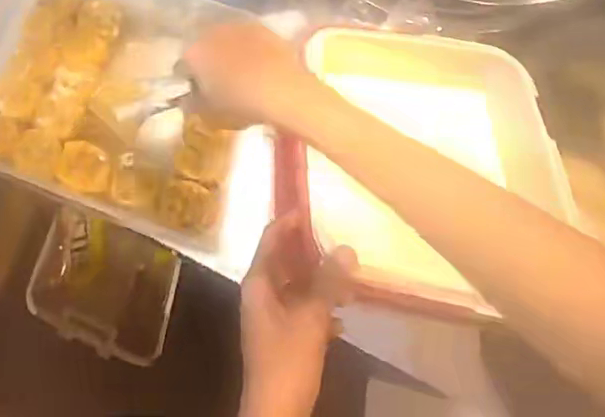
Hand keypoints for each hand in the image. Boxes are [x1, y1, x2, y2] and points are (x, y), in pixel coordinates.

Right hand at [184, 20, 316, 128]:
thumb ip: (194, 104)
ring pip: (226, 39)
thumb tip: (190, 98)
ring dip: (229, 51)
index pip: (182, 65)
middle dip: (208, 61)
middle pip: (203, 46)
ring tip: (242, 72)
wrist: (284, 90)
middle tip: (219, 81)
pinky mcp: (261, 27)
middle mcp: (211, 32)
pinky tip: (261, 65)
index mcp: (193, 53)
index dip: (189, 80)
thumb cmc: (241, 105)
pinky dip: (250, 49)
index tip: (197, 92)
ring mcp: (238, 26)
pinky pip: (249, 39)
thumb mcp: (211, 114)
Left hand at [240, 213, 356, 416]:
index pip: (271, 238)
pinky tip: (341, 320)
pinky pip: (299, 312)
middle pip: (284, 262)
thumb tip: (347, 248)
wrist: (274, 415)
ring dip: (318, 283)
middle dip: (310, 254)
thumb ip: (328, 283)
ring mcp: (268, 318)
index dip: (289, 222)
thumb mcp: (311, 319)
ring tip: (346, 279)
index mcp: (258, 282)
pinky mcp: (280, 339)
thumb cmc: (286, 361)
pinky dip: (318, 309)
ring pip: (294, 288)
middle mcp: (259, 294)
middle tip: (337, 242)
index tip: (311, 208)